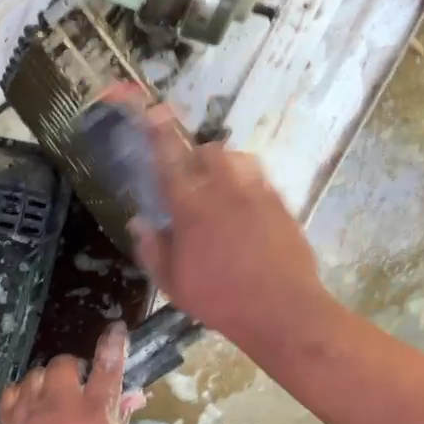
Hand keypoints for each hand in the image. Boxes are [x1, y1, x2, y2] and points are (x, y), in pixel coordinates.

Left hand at [0, 323, 141, 423]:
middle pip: (64, 364)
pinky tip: (28, 408)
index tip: (115, 330)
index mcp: (95, 411)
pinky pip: (13, 391)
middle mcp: (62, 402)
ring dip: (45, 382)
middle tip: (74, 388)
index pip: (108, 367)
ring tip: (50, 401)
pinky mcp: (9, 419)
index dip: (112, 345)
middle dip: (70, 371)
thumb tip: (128, 396)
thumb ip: (120, 420)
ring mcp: (31, 409)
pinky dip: (22, 394)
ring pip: (36, 375)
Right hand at [128, 102, 329, 345]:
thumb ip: (152, 248)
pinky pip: (261, 178)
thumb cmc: (219, 300)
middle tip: (188, 179)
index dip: (158, 134)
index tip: (153, 110)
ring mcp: (258, 196)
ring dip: (223, 166)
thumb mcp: (172, 283)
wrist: (283, 312)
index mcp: (190, 210)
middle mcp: (224, 193)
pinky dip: (247, 183)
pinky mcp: (282, 205)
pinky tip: (244, 208)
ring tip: (219, 189)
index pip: (169, 162)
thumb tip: (139, 221)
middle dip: (195, 157)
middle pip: (208, 151)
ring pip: (238, 159)